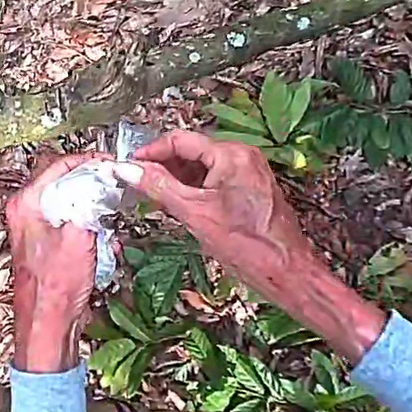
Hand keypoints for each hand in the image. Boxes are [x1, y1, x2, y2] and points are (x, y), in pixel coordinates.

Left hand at [5, 151, 104, 372]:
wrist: (48, 325)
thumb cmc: (55, 288)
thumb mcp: (79, 237)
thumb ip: (89, 203)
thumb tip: (100, 181)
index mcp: (27, 204)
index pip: (59, 165)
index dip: (88, 161)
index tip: (109, 163)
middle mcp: (26, 213)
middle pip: (63, 182)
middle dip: (91, 184)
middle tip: (114, 184)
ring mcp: (34, 229)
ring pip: (68, 203)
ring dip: (91, 206)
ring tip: (110, 212)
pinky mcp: (45, 244)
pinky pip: (70, 222)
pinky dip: (87, 224)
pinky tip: (103, 238)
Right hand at [118, 131, 385, 360]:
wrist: (285, 271)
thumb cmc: (244, 243)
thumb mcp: (193, 213)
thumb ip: (158, 186)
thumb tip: (126, 169)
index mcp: (231, 154)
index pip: (180, 140)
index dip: (151, 152)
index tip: (129, 166)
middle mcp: (243, 156)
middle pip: (192, 151)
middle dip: (163, 166)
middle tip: (139, 184)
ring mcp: (249, 172)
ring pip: (203, 167)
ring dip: (178, 178)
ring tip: (156, 197)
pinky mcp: (251, 189)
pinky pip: (216, 180)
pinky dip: (195, 188)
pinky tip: (180, 205)